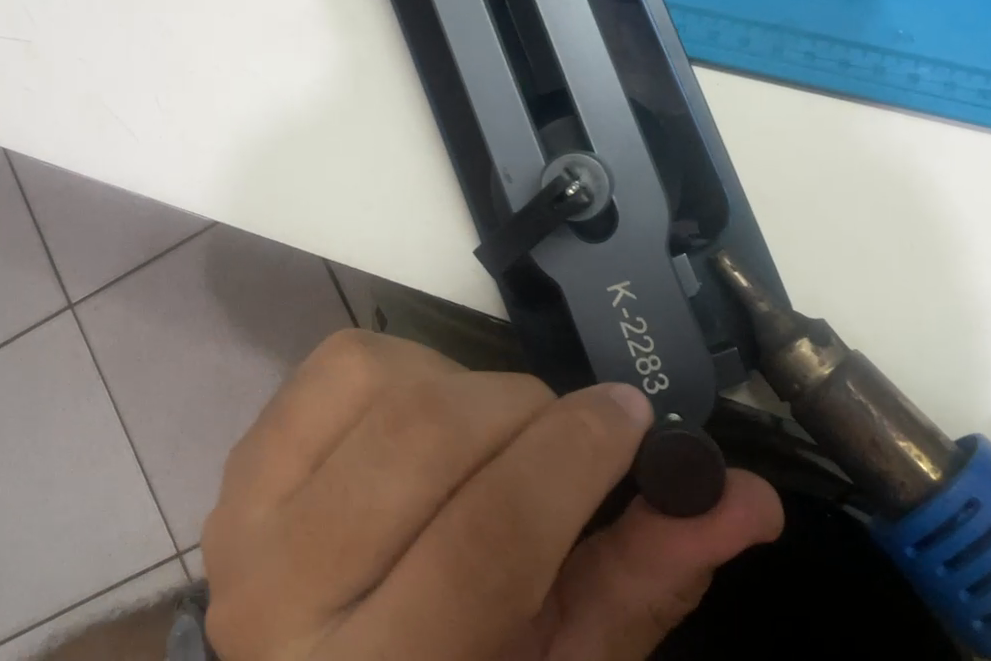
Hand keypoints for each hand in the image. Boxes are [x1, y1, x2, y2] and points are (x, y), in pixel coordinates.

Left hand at [200, 330, 783, 660]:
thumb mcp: (560, 660)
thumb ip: (644, 580)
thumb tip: (745, 500)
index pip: (488, 537)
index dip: (576, 455)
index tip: (634, 417)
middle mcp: (287, 597)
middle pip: (431, 437)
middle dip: (530, 411)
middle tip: (573, 429)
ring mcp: (249, 515)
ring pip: (389, 383)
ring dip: (472, 387)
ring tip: (494, 435)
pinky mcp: (245, 454)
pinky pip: (346, 359)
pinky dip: (413, 364)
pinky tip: (428, 413)